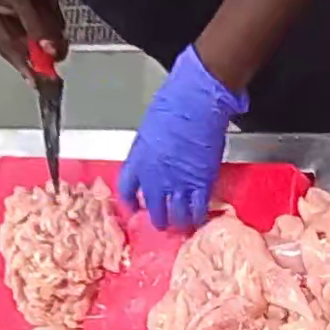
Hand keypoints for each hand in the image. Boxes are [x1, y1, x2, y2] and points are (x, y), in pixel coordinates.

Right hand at [0, 0, 65, 80]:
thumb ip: (35, 25)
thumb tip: (49, 52)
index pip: (12, 54)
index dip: (29, 71)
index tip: (41, 85)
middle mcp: (2, 24)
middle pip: (33, 46)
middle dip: (44, 31)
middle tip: (47, 15)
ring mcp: (15, 18)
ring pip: (42, 34)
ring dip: (47, 16)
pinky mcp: (26, 12)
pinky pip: (45, 21)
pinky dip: (47, 8)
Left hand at [118, 46, 247, 231]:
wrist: (196, 102)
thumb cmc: (173, 105)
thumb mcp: (150, 130)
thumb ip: (150, 153)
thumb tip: (157, 162)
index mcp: (138, 160)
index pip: (127, 190)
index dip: (130, 203)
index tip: (133, 209)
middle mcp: (156, 177)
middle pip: (155, 210)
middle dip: (159, 220)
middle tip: (163, 223)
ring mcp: (179, 184)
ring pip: (177, 216)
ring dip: (179, 223)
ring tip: (183, 226)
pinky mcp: (201, 185)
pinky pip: (198, 211)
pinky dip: (198, 218)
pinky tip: (199, 219)